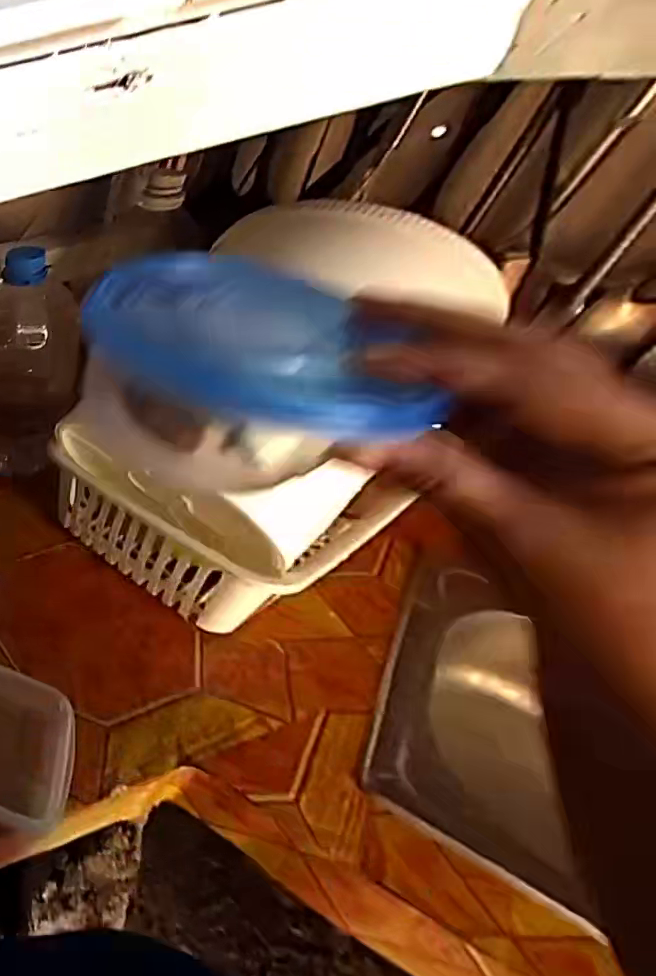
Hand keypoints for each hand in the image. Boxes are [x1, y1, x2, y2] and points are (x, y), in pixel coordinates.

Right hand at [355, 301, 655, 975]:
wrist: (654, 666)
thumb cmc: (616, 612)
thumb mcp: (524, 542)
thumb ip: (445, 479)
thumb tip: (351, 440)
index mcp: (642, 438)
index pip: (532, 378)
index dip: (442, 362)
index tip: (359, 356)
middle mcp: (623, 425)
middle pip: (534, 355)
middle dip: (446, 328)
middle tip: (361, 308)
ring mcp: (589, 442)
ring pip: (511, 379)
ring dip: (438, 356)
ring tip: (368, 335)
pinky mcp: (554, 463)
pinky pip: (491, 418)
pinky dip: (434, 400)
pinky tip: (386, 392)